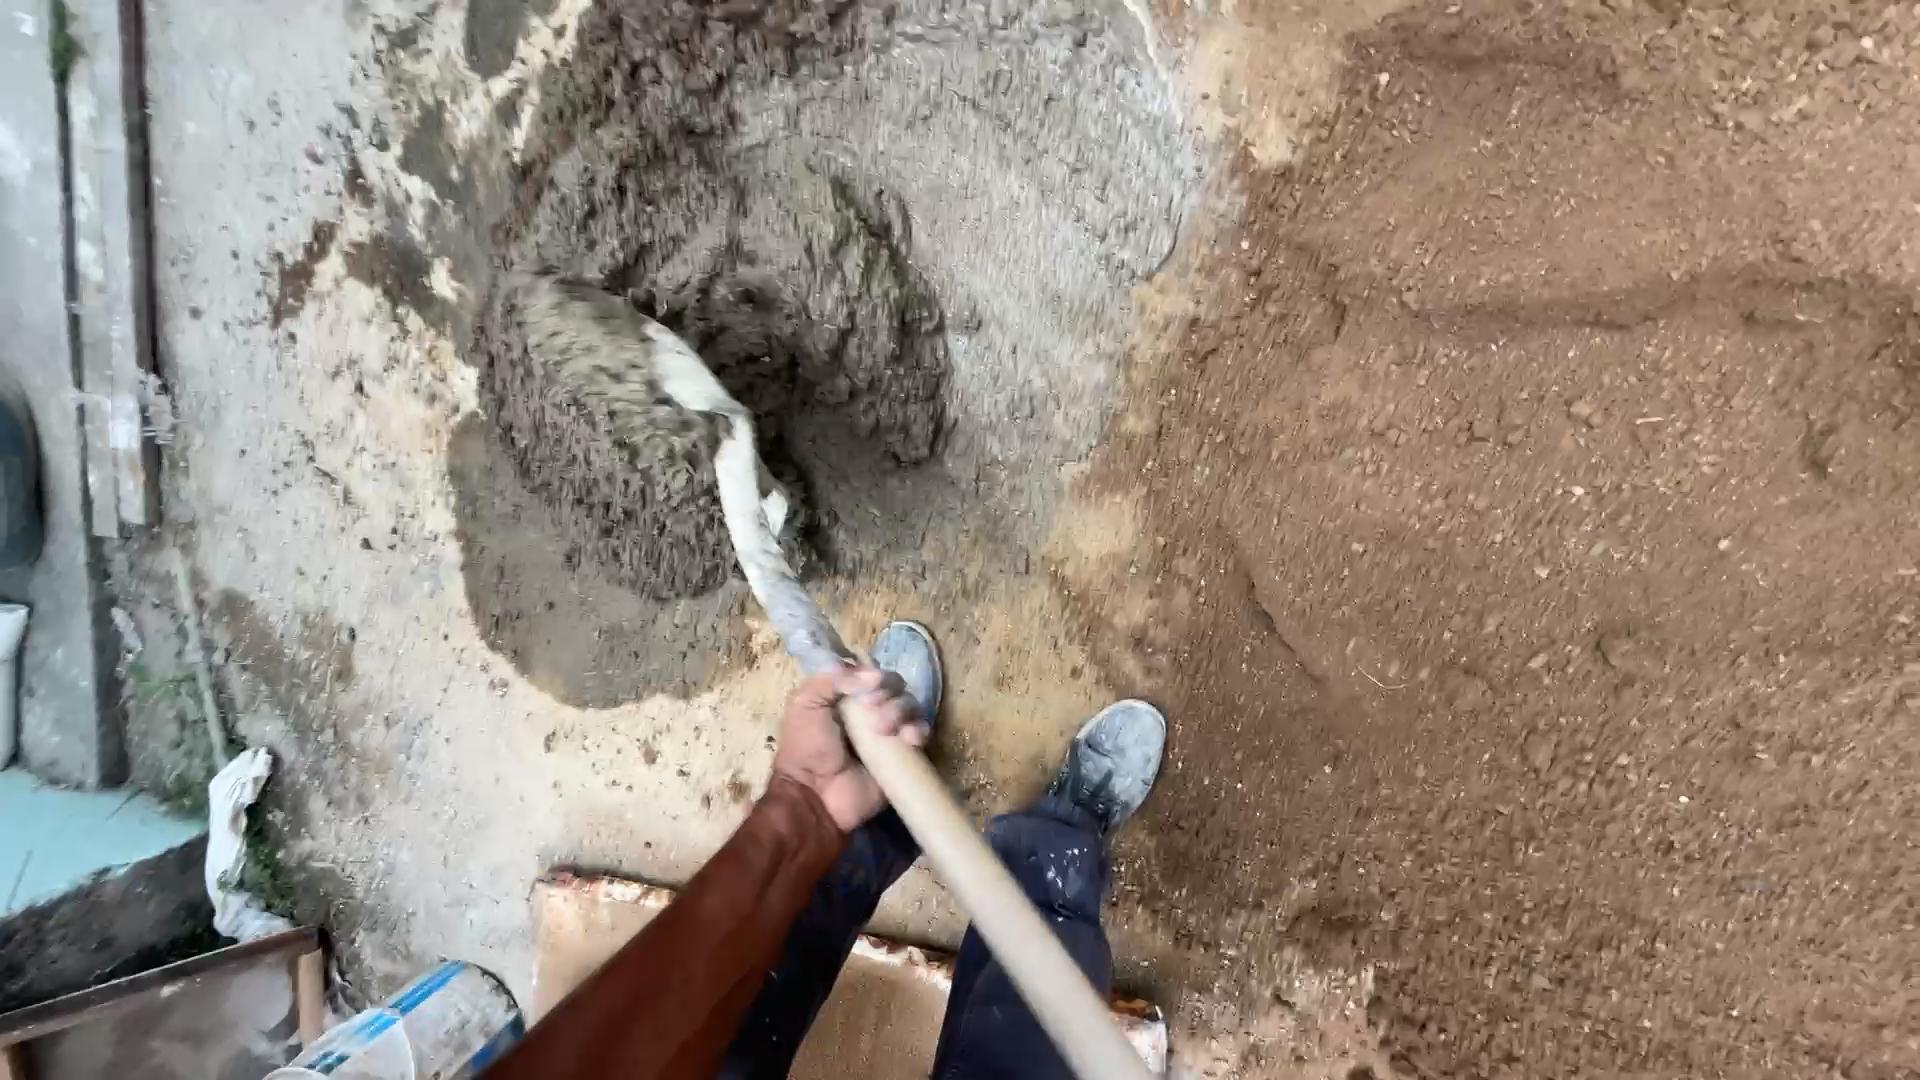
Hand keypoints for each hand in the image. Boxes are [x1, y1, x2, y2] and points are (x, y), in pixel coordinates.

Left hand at [773, 666, 929, 831]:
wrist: (816, 795)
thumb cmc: (806, 747)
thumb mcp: (805, 703)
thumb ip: (831, 678)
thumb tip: (872, 674)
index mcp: (846, 695)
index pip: (872, 672)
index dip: (874, 674)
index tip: (868, 685)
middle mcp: (870, 710)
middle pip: (895, 685)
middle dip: (888, 692)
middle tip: (873, 708)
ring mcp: (888, 732)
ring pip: (910, 705)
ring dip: (901, 711)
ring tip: (884, 729)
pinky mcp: (902, 754)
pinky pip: (921, 733)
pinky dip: (919, 730)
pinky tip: (909, 739)